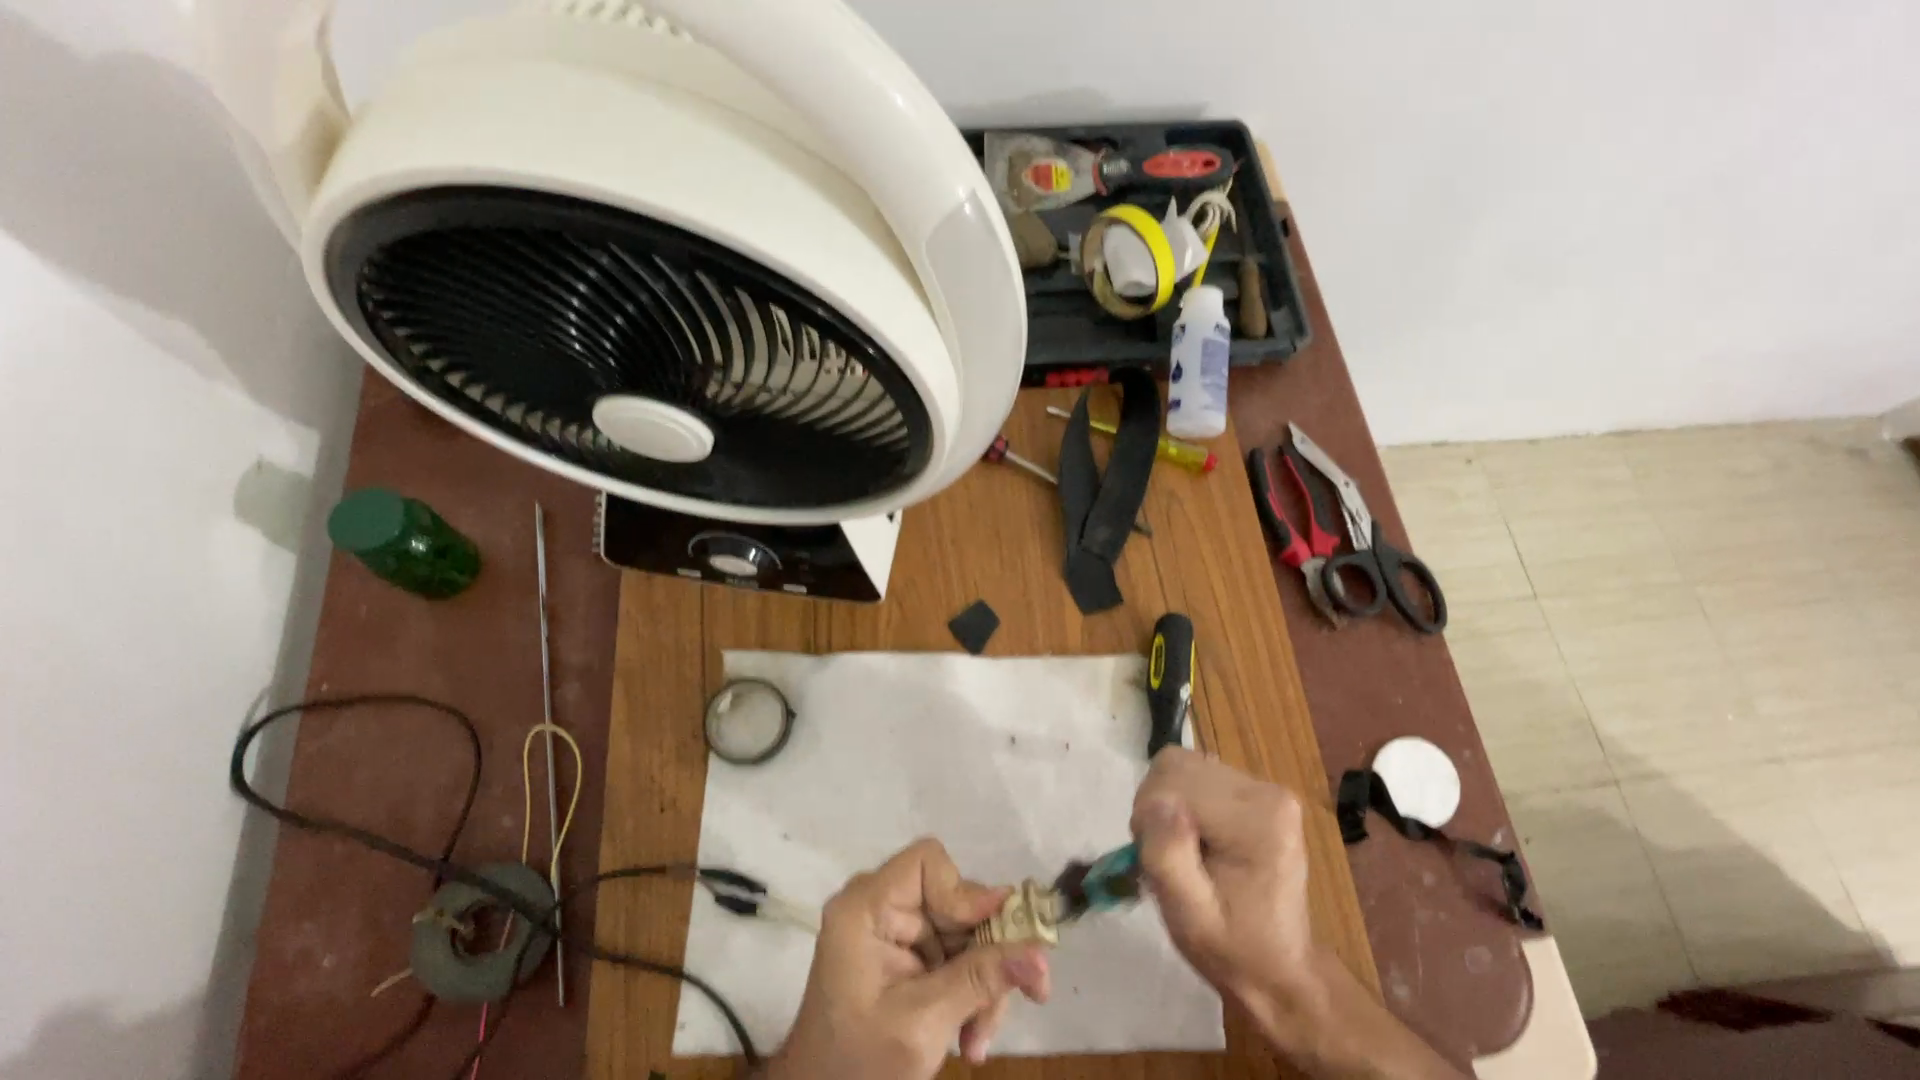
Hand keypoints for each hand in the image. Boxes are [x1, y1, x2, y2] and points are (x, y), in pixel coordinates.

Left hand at [769, 839, 1051, 1079]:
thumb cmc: (857, 1063)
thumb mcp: (923, 1023)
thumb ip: (980, 981)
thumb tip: (1041, 954)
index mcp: (866, 909)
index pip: (927, 863)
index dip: (966, 893)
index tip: (999, 937)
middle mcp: (881, 909)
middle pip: (957, 903)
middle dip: (989, 955)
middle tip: (1026, 995)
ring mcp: (895, 934)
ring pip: (966, 934)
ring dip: (984, 985)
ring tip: (978, 1041)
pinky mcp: (907, 958)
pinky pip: (957, 958)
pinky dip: (971, 995)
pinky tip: (970, 1039)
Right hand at [1131, 748, 1315, 1023]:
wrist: (1278, 968)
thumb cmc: (1231, 949)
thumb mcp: (1189, 918)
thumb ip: (1169, 857)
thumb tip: (1158, 802)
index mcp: (1257, 820)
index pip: (1171, 783)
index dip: (1149, 820)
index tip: (1158, 864)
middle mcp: (1267, 792)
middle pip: (1176, 767)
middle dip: (1157, 809)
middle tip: (1167, 858)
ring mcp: (1266, 789)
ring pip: (1182, 767)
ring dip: (1167, 804)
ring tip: (1182, 850)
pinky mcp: (1257, 793)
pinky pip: (1196, 776)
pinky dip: (1182, 802)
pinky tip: (1195, 839)